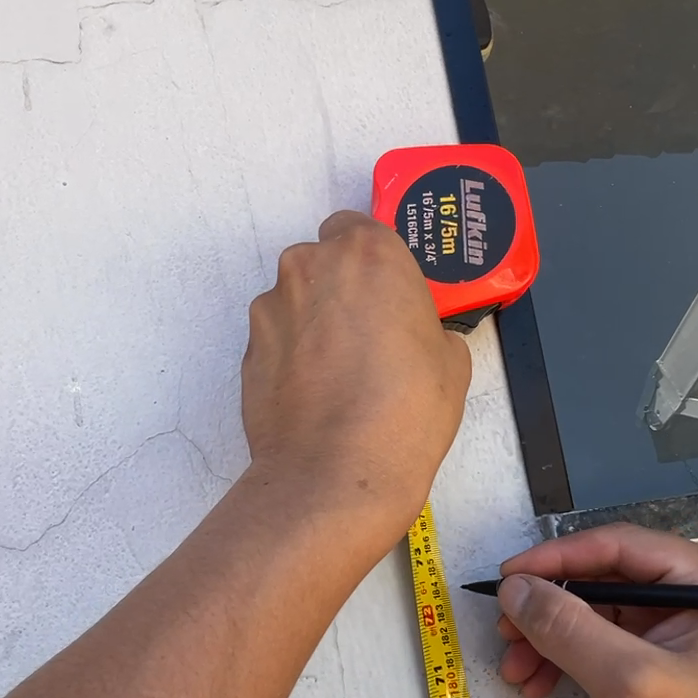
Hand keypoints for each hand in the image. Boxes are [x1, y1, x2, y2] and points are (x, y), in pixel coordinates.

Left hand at [240, 211, 470, 545]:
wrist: (335, 472)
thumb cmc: (402, 412)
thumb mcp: (451, 359)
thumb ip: (425, 324)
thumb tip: (416, 336)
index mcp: (366, 252)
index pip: (358, 226)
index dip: (372, 261)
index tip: (386, 291)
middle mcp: (308, 268)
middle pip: (321, 262)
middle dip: (339, 289)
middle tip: (368, 336)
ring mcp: (270, 310)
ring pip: (294, 301)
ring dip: (311, 323)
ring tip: (339, 375)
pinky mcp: (247, 351)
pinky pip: (275, 340)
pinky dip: (290, 357)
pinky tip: (315, 395)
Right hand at [493, 524, 697, 697]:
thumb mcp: (628, 682)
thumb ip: (567, 627)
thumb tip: (513, 588)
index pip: (619, 546)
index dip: (555, 558)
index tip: (505, 579)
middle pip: (604, 577)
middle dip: (549, 607)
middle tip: (505, 632)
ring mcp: (687, 622)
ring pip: (597, 609)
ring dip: (551, 637)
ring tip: (516, 669)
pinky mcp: (670, 653)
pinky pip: (605, 638)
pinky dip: (569, 656)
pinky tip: (540, 681)